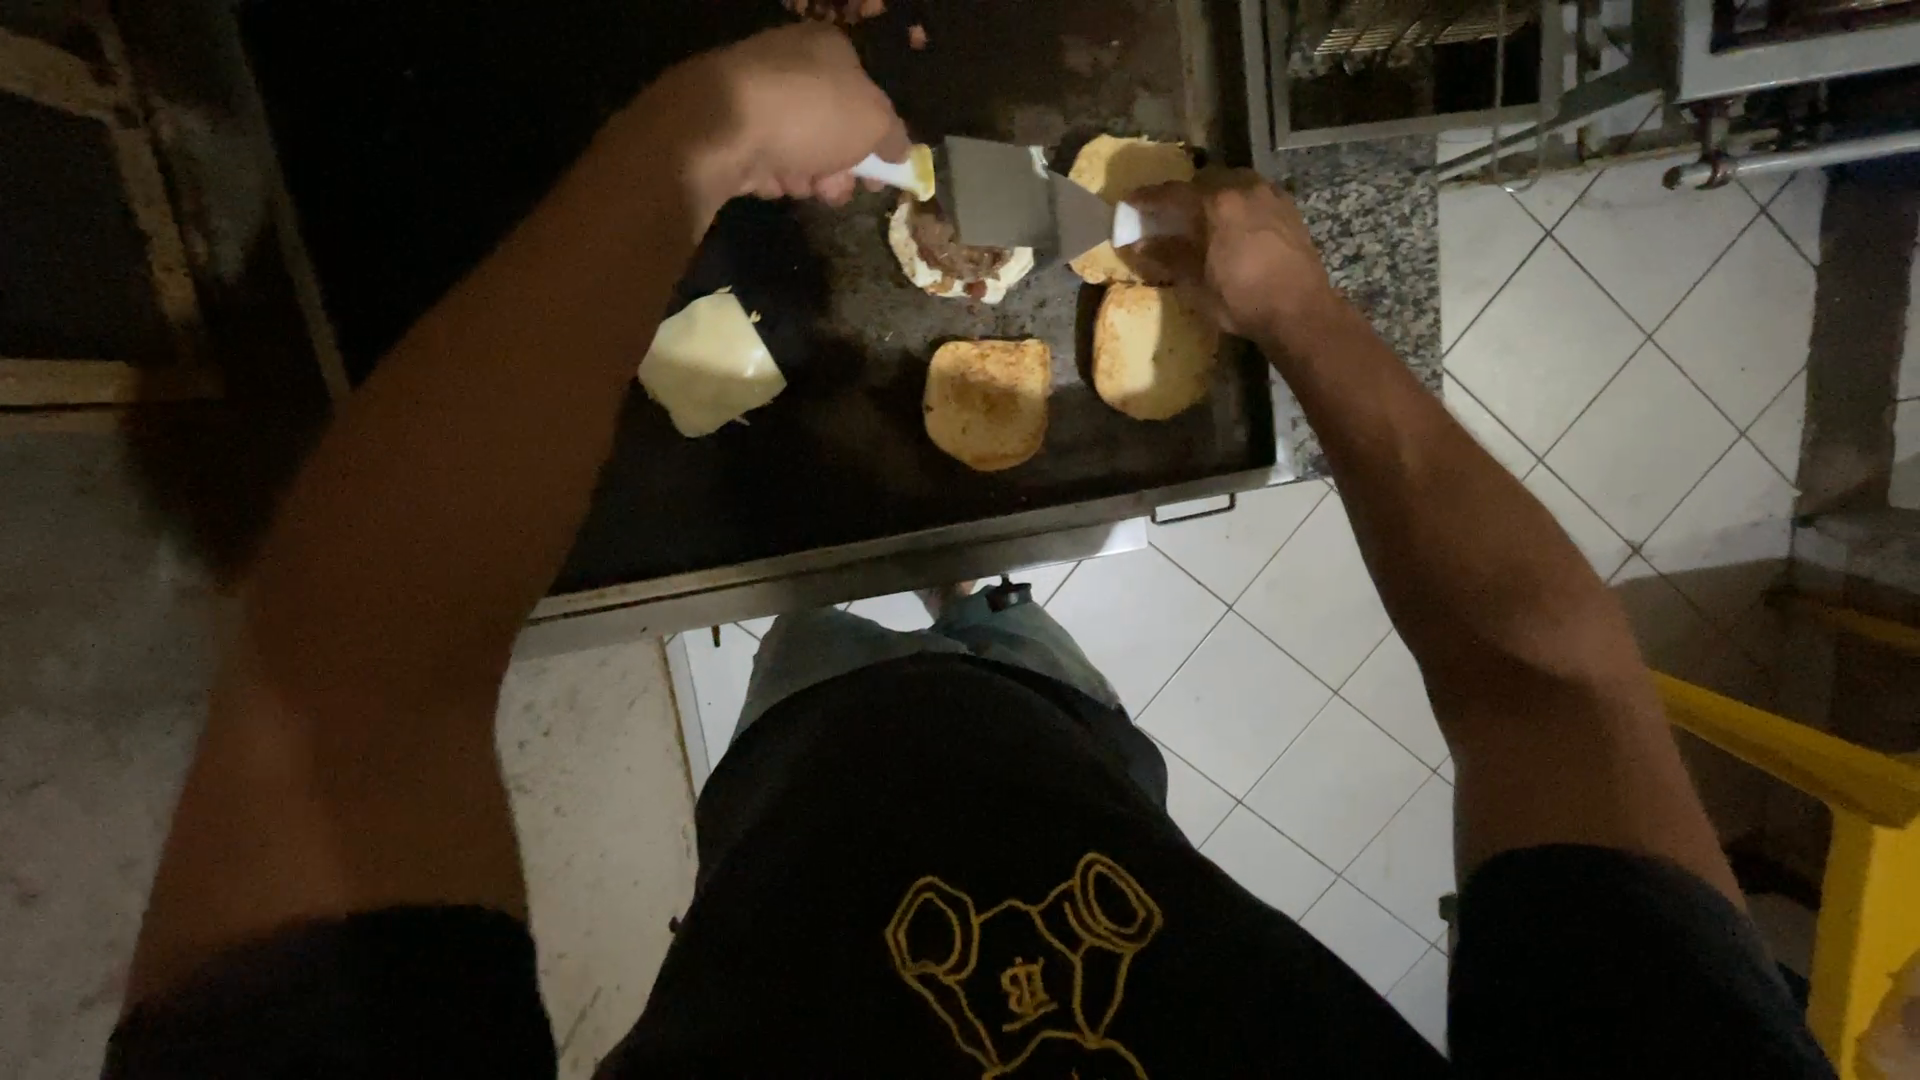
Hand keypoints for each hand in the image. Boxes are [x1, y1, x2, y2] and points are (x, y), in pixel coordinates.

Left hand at [644, 24, 909, 214]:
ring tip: (803, 184)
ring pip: (804, 152)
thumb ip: (894, 136)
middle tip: (838, 184)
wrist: (726, 126)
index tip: (882, 175)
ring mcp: (760, 96)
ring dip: (811, 178)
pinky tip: (774, 181)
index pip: (866, 97)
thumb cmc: (812, 113)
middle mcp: (794, 64)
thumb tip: (902, 151)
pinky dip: (778, 178)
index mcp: (831, 49)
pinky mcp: (734, 129)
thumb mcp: (874, 122)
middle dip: (841, 166)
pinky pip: (770, 162)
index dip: (878, 140)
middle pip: (835, 131)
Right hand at [1124, 171, 1342, 342]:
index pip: (1172, 194)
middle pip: (1204, 182)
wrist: (1299, 310)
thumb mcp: (1196, 284)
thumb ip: (1169, 256)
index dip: (1147, 198)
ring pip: (1232, 184)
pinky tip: (1233, 223)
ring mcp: (1270, 195)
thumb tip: (1140, 243)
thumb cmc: (1242, 300)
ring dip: (1212, 196)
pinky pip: (1254, 195)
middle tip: (1167, 214)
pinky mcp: (1288, 208)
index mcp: (1217, 205)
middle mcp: (1244, 189)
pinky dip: (1236, 203)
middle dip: (1182, 196)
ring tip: (1202, 217)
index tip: (1130, 202)